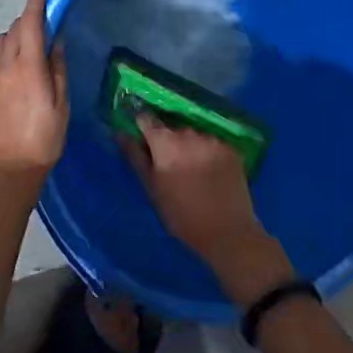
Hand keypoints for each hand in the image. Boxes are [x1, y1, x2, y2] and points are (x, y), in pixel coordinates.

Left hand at [0, 0, 67, 178]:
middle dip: (28, 22)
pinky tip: (14, 81)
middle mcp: (5, 65)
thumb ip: (58, 68)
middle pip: (13, 29)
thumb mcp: (61, 104)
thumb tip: (56, 40)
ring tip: (26, 54)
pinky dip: (4, 61)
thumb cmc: (44, 138)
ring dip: (12, 39)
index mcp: (28, 66)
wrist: (8, 170)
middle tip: (43, 30)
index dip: (37, 0)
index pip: (30, 21)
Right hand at [122, 114, 263, 261]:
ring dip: (191, 147)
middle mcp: (188, 132)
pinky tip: (214, 175)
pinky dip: (210, 153)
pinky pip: (214, 144)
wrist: (227, 233)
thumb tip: (121, 133)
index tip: (143, 140)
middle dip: (169, 142)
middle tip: (172, 168)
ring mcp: (213, 138)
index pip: (146, 119)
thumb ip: (135, 156)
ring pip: (194, 136)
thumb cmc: (181, 214)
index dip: (142, 127)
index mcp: (164, 141)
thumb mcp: (152, 188)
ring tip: (195, 173)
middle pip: (172, 128)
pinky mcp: (232, 148)